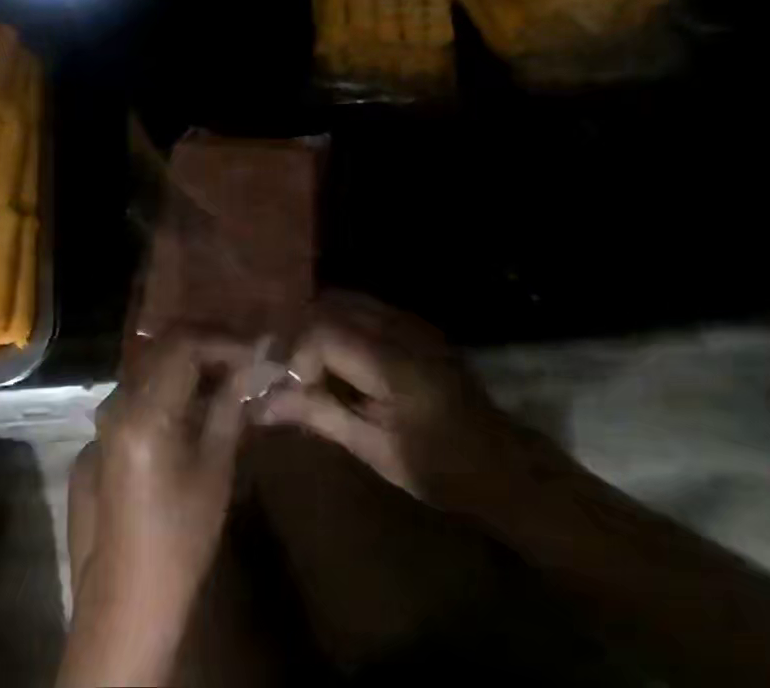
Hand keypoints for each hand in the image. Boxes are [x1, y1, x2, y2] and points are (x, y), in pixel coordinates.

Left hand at [59, 331, 254, 686]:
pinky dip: (170, 387)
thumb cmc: (180, 536)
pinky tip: (199, 402)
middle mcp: (116, 402)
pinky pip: (139, 393)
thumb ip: (228, 410)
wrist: (129, 590)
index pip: (181, 346)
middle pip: (161, 352)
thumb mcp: (215, 471)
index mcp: (142, 410)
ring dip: (188, 366)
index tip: (256, 351)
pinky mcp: (104, 433)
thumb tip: (251, 369)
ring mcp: (104, 417)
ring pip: (149, 370)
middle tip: (247, 360)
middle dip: (206, 348)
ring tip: (230, 378)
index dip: (221, 341)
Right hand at [258, 291, 538, 513]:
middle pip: (329, 307)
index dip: (298, 358)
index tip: (297, 392)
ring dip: (319, 327)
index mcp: (395, 366)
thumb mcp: (375, 450)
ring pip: (344, 300)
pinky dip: (339, 323)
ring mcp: (413, 324)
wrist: (508, 469)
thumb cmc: (442, 470)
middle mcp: (404, 332)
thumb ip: (318, 415)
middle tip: (296, 373)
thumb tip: (261, 405)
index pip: (323, 334)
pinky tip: (339, 358)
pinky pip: (364, 307)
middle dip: (302, 336)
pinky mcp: (417, 326)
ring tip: (313, 365)